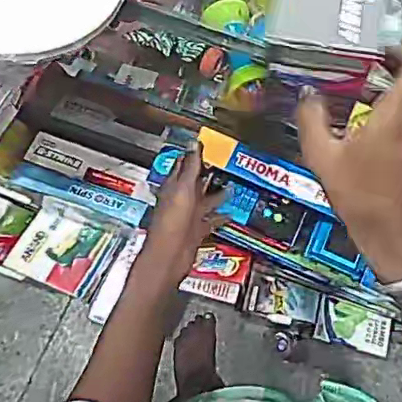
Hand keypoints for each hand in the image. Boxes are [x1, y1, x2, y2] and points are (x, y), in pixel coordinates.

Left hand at [138, 140, 229, 282]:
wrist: (168, 257)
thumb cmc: (171, 224)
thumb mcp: (184, 190)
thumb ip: (190, 167)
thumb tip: (194, 144)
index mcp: (175, 187)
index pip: (184, 164)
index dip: (194, 154)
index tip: (206, 145)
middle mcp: (181, 200)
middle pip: (197, 182)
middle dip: (209, 174)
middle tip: (223, 164)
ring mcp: (188, 216)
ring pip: (206, 201)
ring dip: (218, 194)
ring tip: (232, 186)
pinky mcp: (195, 231)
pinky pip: (211, 221)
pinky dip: (221, 217)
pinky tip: (230, 214)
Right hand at [296, 49, 401, 283]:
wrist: (395, 238)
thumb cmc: (359, 197)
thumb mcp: (323, 158)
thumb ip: (311, 119)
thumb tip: (308, 95)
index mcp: (398, 116)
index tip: (384, 54)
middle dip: (390, 85)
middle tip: (364, 91)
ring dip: (397, 111)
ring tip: (370, 128)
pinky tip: (386, 152)